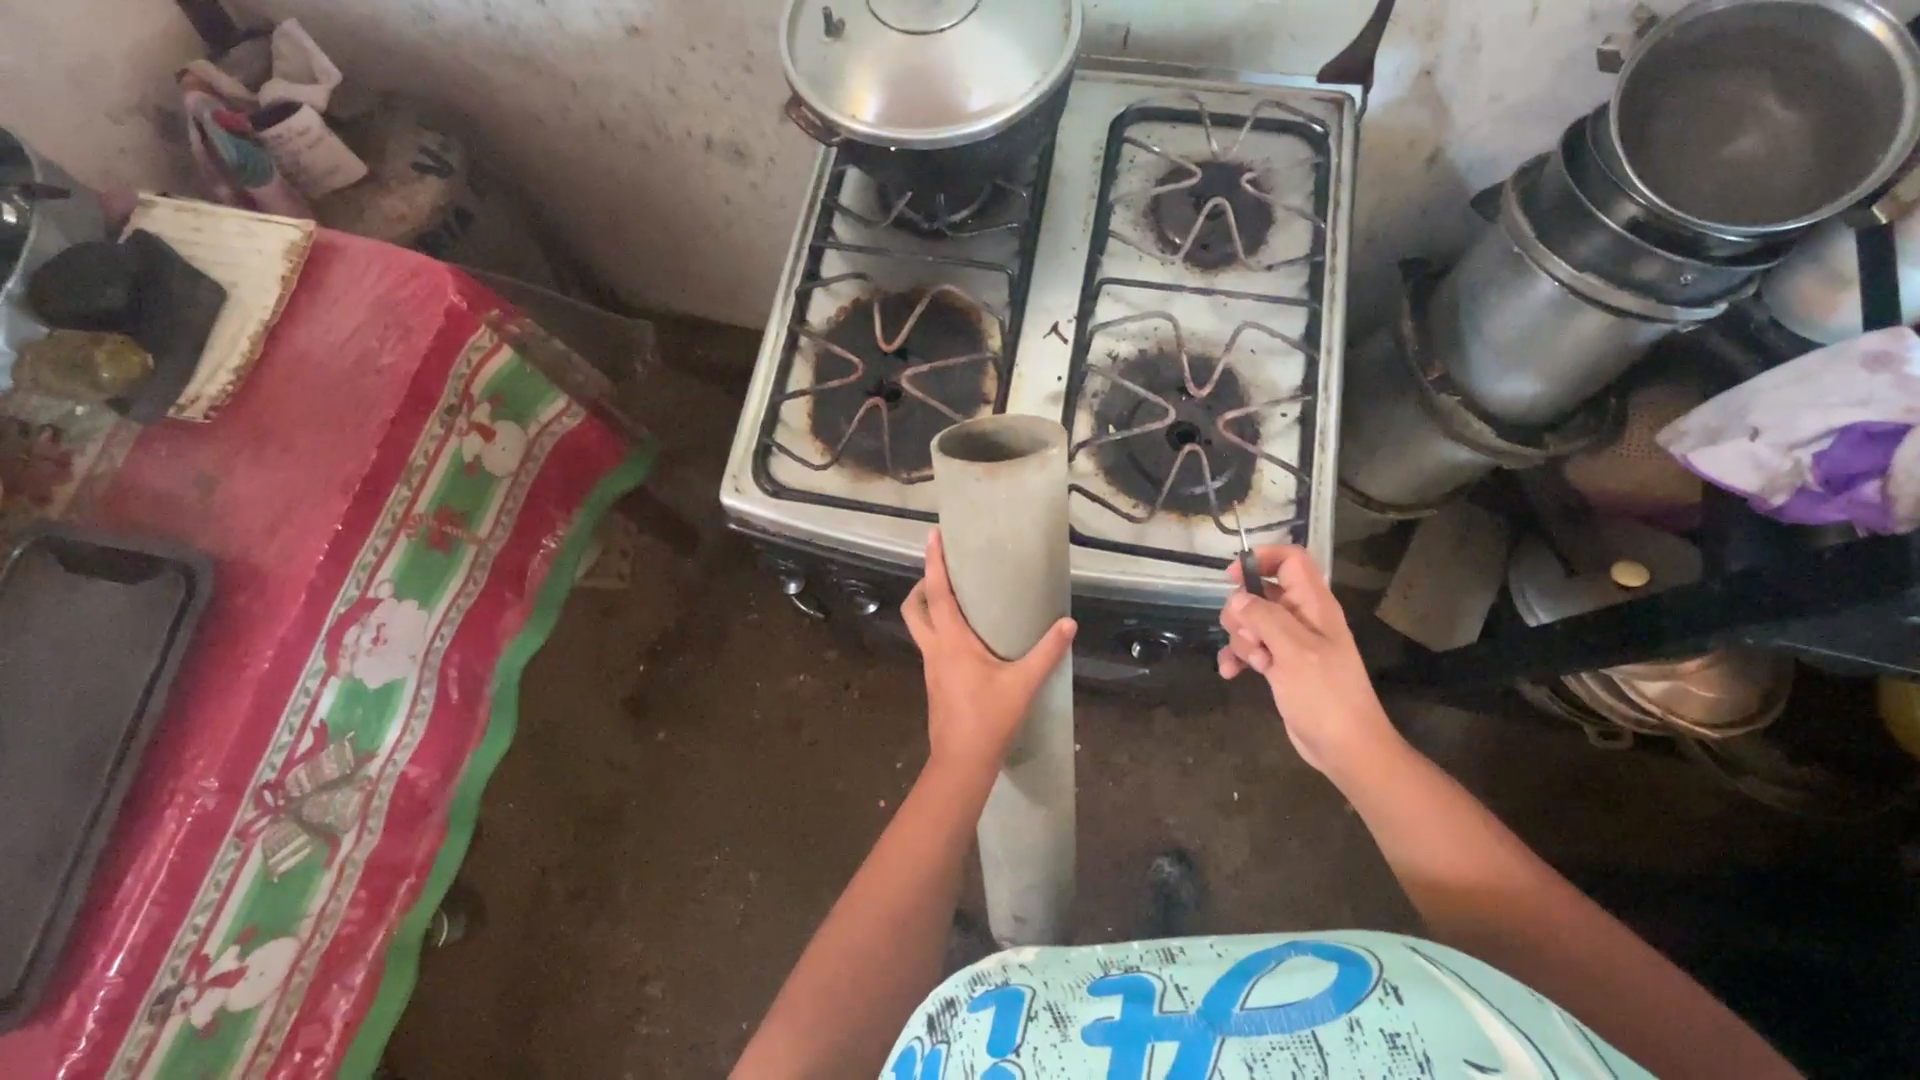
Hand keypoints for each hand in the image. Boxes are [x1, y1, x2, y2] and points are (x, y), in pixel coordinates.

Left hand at [902, 531, 1076, 778]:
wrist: (961, 762)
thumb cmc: (989, 719)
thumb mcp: (1024, 684)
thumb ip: (1047, 652)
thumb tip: (1068, 624)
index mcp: (951, 642)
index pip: (937, 593)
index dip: (934, 563)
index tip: (933, 536)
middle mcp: (934, 650)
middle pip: (914, 608)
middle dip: (922, 586)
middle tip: (942, 573)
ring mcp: (931, 668)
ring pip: (919, 628)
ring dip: (929, 609)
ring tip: (957, 600)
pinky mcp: (935, 684)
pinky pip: (931, 646)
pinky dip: (940, 631)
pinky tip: (965, 640)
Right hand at [1217, 546, 1400, 778]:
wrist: (1345, 746)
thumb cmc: (1325, 695)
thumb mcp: (1294, 651)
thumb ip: (1264, 618)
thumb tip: (1237, 599)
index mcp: (1314, 606)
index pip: (1291, 561)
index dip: (1262, 559)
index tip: (1232, 577)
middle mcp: (1302, 619)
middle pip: (1260, 593)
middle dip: (1243, 612)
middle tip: (1251, 638)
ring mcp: (1291, 644)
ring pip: (1250, 622)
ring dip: (1240, 640)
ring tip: (1254, 663)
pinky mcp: (1281, 666)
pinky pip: (1250, 650)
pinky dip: (1237, 658)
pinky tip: (1231, 673)